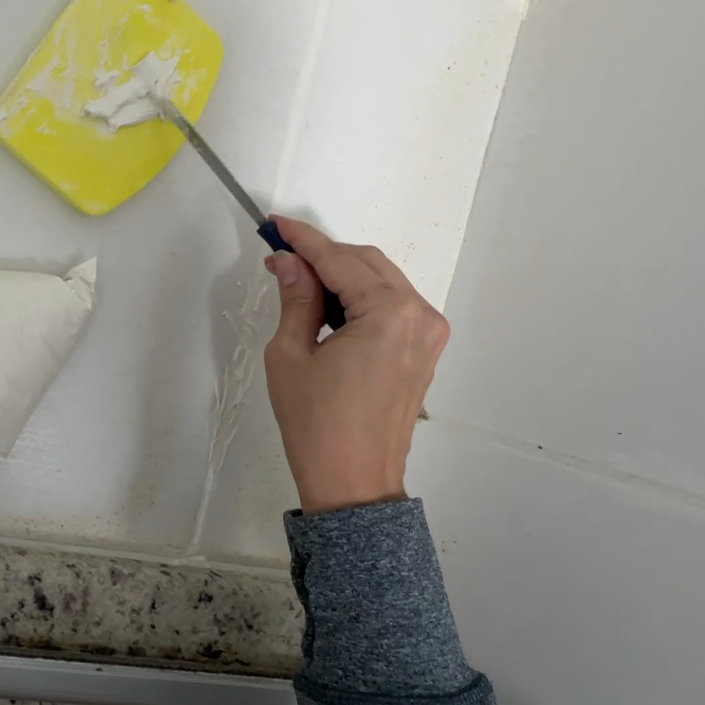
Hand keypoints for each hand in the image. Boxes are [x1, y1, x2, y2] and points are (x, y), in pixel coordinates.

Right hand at [262, 216, 448, 514]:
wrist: (352, 480)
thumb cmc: (314, 422)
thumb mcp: (291, 354)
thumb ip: (295, 298)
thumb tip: (286, 262)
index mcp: (388, 313)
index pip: (339, 259)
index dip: (303, 239)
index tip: (275, 224)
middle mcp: (420, 314)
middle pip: (367, 262)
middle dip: (323, 254)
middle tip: (280, 257)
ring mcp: (429, 333)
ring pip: (382, 281)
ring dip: (342, 274)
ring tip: (299, 283)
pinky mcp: (426, 350)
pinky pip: (392, 305)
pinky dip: (360, 296)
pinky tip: (328, 307)